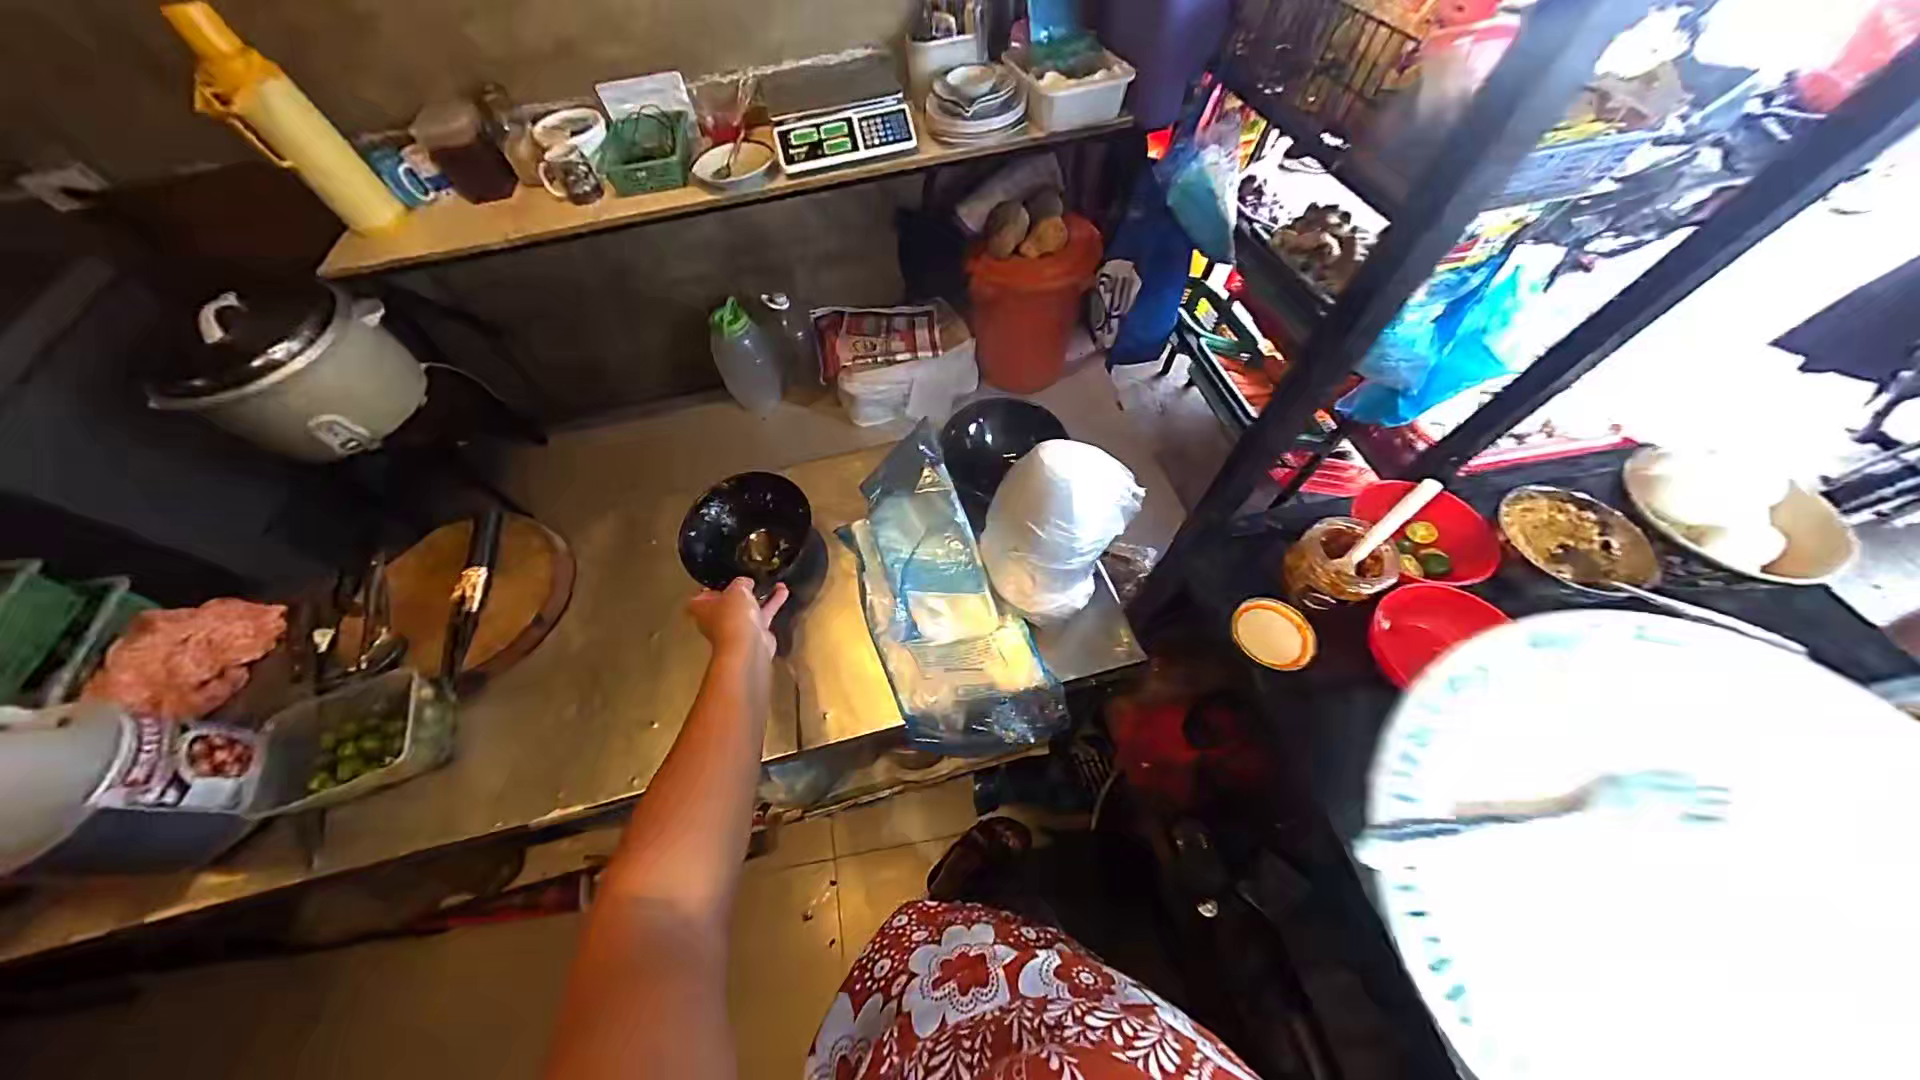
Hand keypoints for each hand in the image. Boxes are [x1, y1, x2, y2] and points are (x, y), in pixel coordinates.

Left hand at [686, 578, 787, 660]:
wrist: (748, 646)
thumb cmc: (733, 615)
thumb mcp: (737, 590)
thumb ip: (741, 582)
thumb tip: (746, 583)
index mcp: (702, 608)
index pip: (701, 595)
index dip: (712, 586)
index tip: (724, 577)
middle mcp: (716, 619)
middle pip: (727, 601)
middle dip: (740, 591)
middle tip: (751, 577)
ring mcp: (736, 627)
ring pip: (749, 607)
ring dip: (761, 594)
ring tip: (774, 580)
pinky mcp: (754, 632)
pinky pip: (763, 614)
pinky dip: (772, 603)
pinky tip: (784, 590)